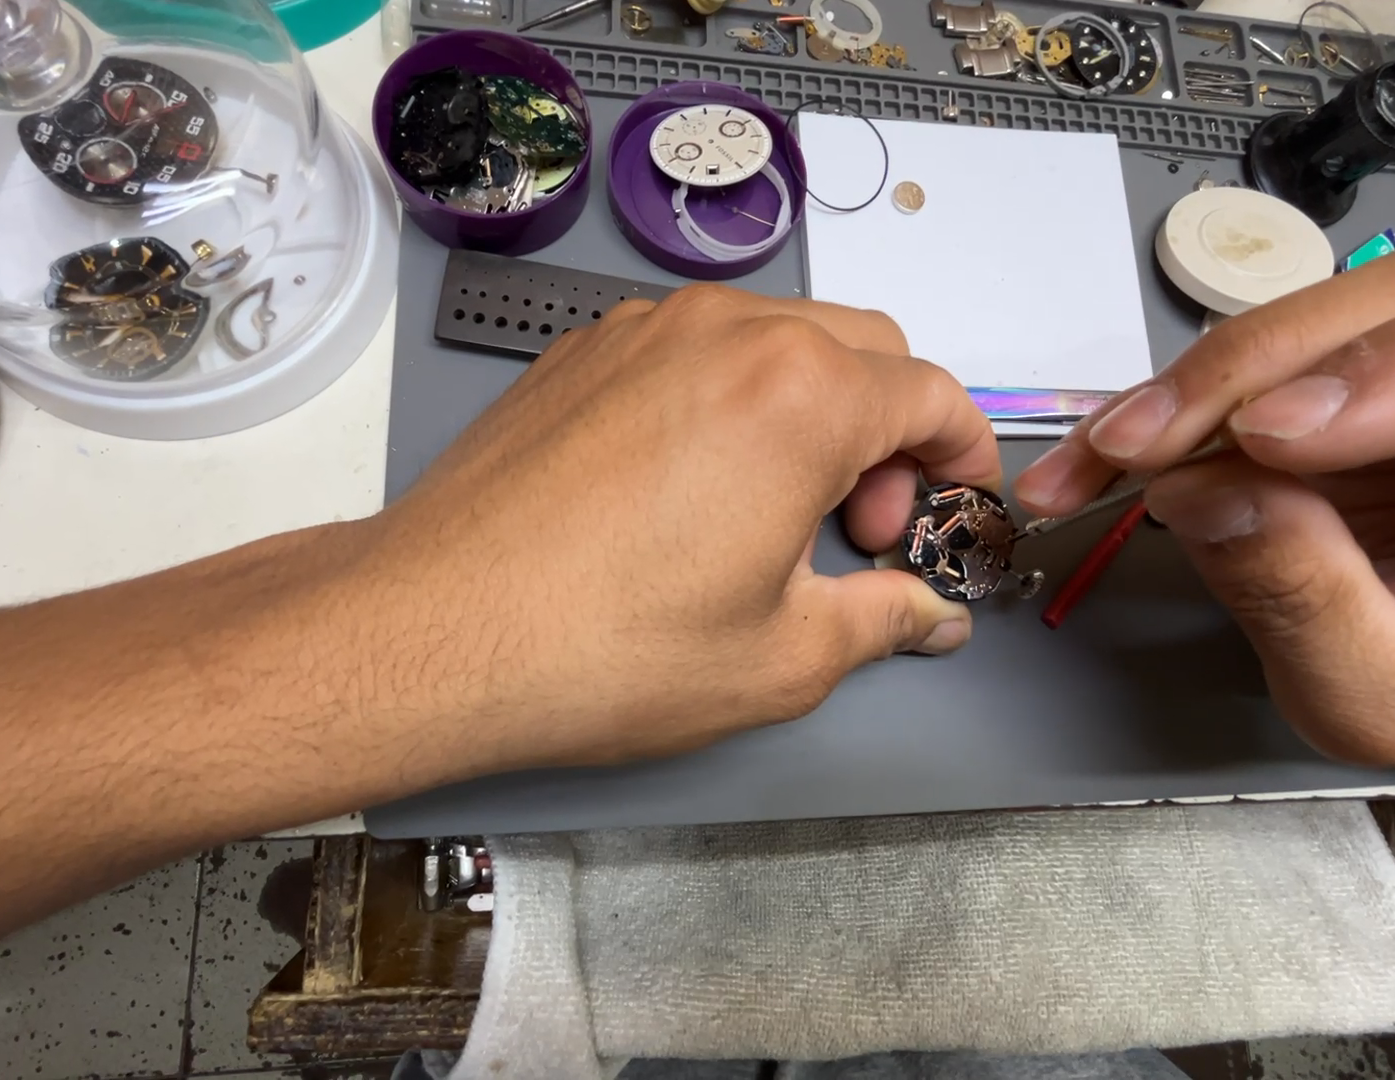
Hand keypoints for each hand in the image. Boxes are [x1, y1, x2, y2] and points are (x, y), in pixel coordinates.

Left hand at [375, 286, 998, 777]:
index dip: (960, 453)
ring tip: (771, 509)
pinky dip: (733, 399)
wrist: (434, 630)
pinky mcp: (586, 349)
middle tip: (853, 527)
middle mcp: (728, 333)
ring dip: (811, 412)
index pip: (930, 394)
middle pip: (864, 353)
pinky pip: (698, 351)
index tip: (953, 500)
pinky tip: (694, 482)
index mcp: (801, 395)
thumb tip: (930, 613)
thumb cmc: (610, 649)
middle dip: (888, 435)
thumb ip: (882, 620)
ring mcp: (647, 329)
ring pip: (779, 342)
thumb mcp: (783, 657)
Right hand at [1012, 230, 1394, 771]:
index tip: (1261, 437)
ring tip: (1103, 457)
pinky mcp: (1394, 353)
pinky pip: (1279, 349)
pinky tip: (1116, 449)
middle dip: (1253, 372)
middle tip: (1132, 447)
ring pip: (1338, 304)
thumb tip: (1195, 498)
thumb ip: (1315, 610)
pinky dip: (1183, 400)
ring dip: (1198, 383)